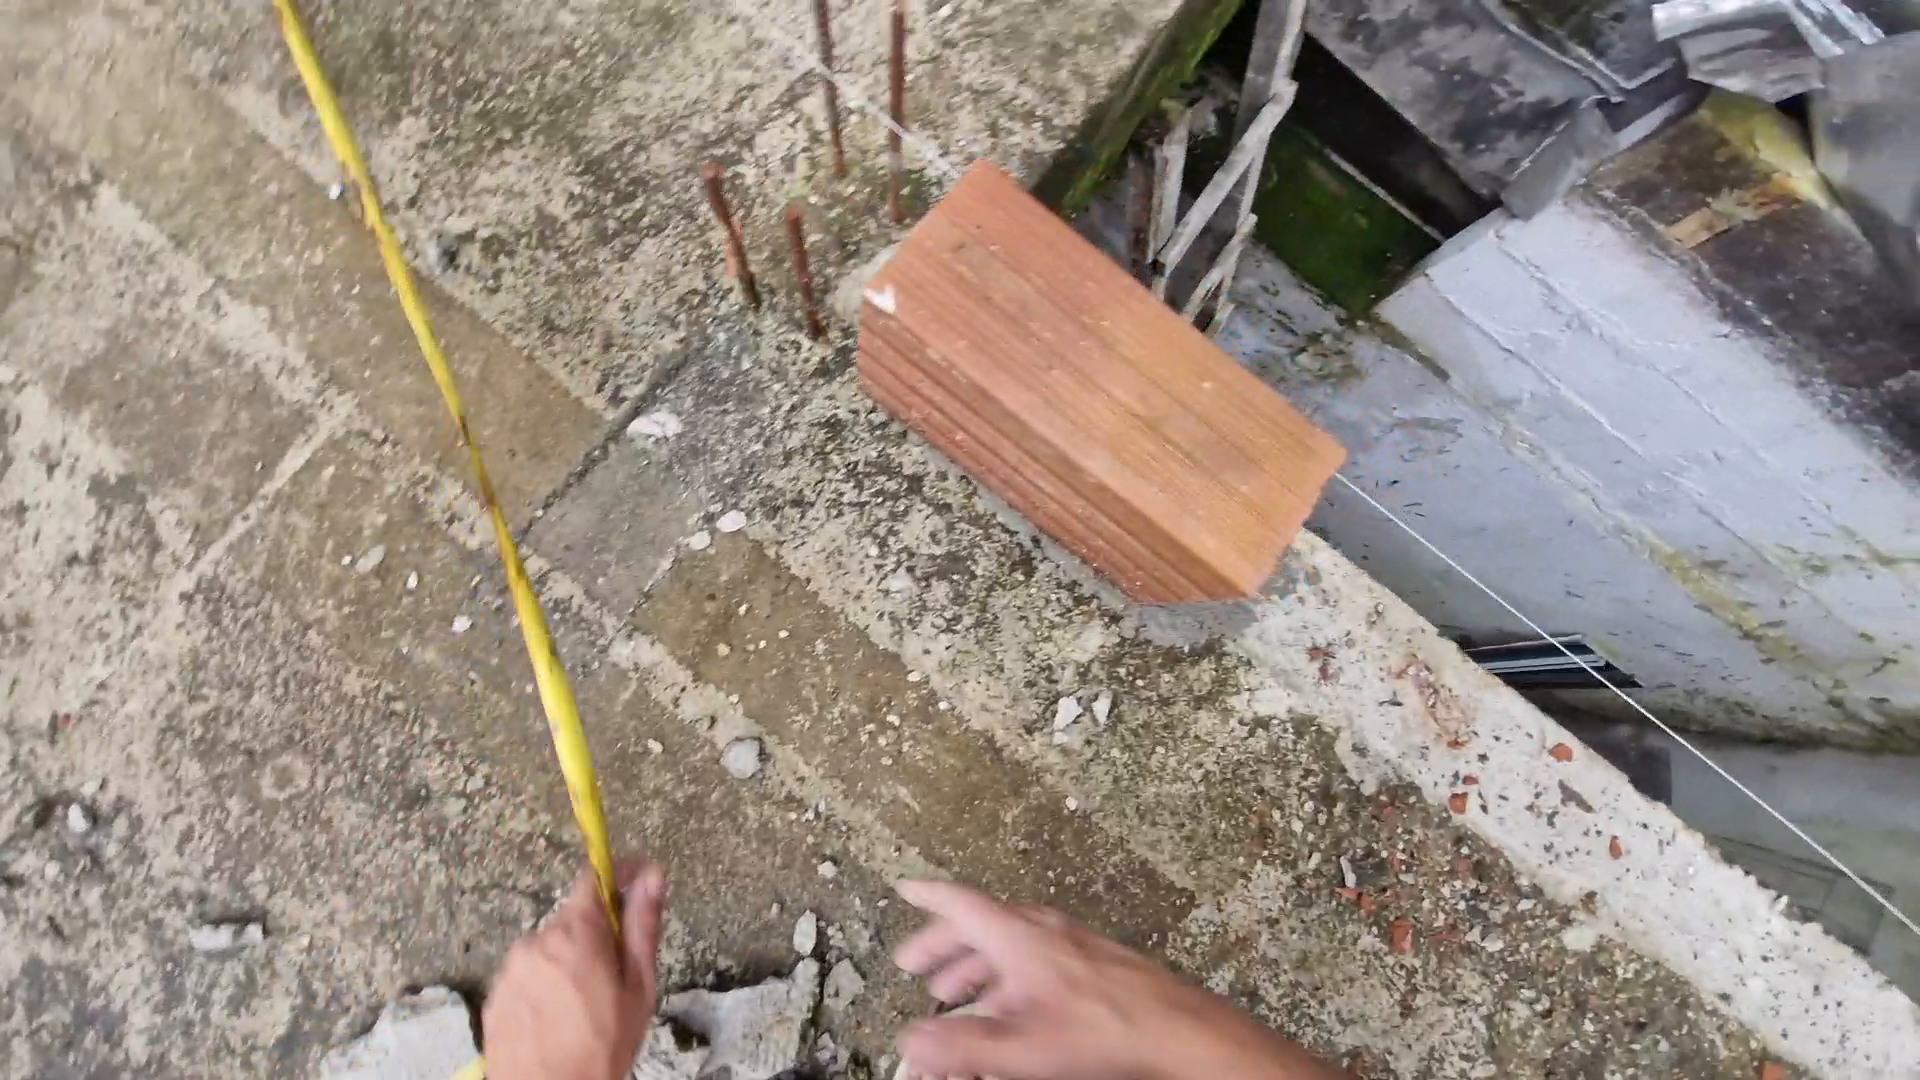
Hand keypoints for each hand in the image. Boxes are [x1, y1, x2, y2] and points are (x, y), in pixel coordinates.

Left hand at [482, 860, 668, 1079]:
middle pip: (575, 918)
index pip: (595, 876)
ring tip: (586, 1004)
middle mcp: (536, 941)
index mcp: (575, 931)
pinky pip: (529, 975)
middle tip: (616, 974)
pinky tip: (558, 1019)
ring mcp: (509, 971)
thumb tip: (653, 874)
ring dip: (571, 960)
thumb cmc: (602, 1045)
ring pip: (551, 948)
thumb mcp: (638, 986)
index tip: (640, 891)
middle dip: (598, 934)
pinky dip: (546, 984)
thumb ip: (643, 924)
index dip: (620, 876)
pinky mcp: (493, 999)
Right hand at [891, 880, 1341, 1079]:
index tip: (904, 889)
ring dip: (971, 963)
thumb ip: (964, 1046)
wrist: (1170, 1024)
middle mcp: (1036, 927)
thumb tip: (910, 1043)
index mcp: (1015, 935)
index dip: (927, 896)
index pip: (959, 902)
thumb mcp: (1023, 1046)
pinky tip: (1003, 1006)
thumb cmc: (1099, 1027)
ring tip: (951, 993)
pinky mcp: (1081, 958)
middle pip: (977, 923)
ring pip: (1004, 941)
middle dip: (941, 943)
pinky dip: (1002, 974)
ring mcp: (1062, 940)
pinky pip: (1028, 955)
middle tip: (914, 963)